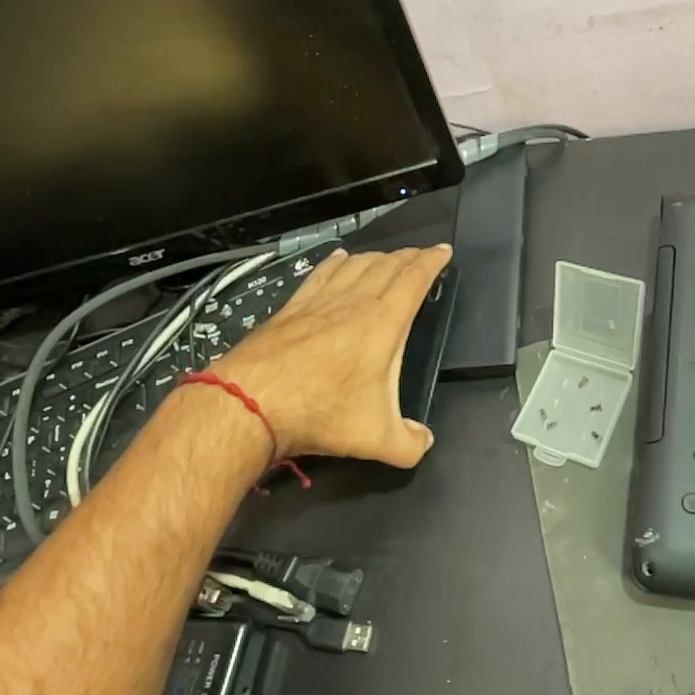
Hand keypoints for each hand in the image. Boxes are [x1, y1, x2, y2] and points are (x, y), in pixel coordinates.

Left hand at [209, 245, 450, 468]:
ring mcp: (320, 301)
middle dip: (408, 257)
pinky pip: (321, 273)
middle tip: (420, 255)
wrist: (251, 402)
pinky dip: (336, 262)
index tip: (442, 251)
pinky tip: (340, 259)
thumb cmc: (320, 413)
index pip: (414, 279)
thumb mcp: (377, 439)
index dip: (432, 261)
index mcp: (383, 323)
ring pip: (356, 265)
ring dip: (377, 257)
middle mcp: (354, 302)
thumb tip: (424, 441)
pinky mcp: (292, 308)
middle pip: (387, 265)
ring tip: (387, 258)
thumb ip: (409, 444)